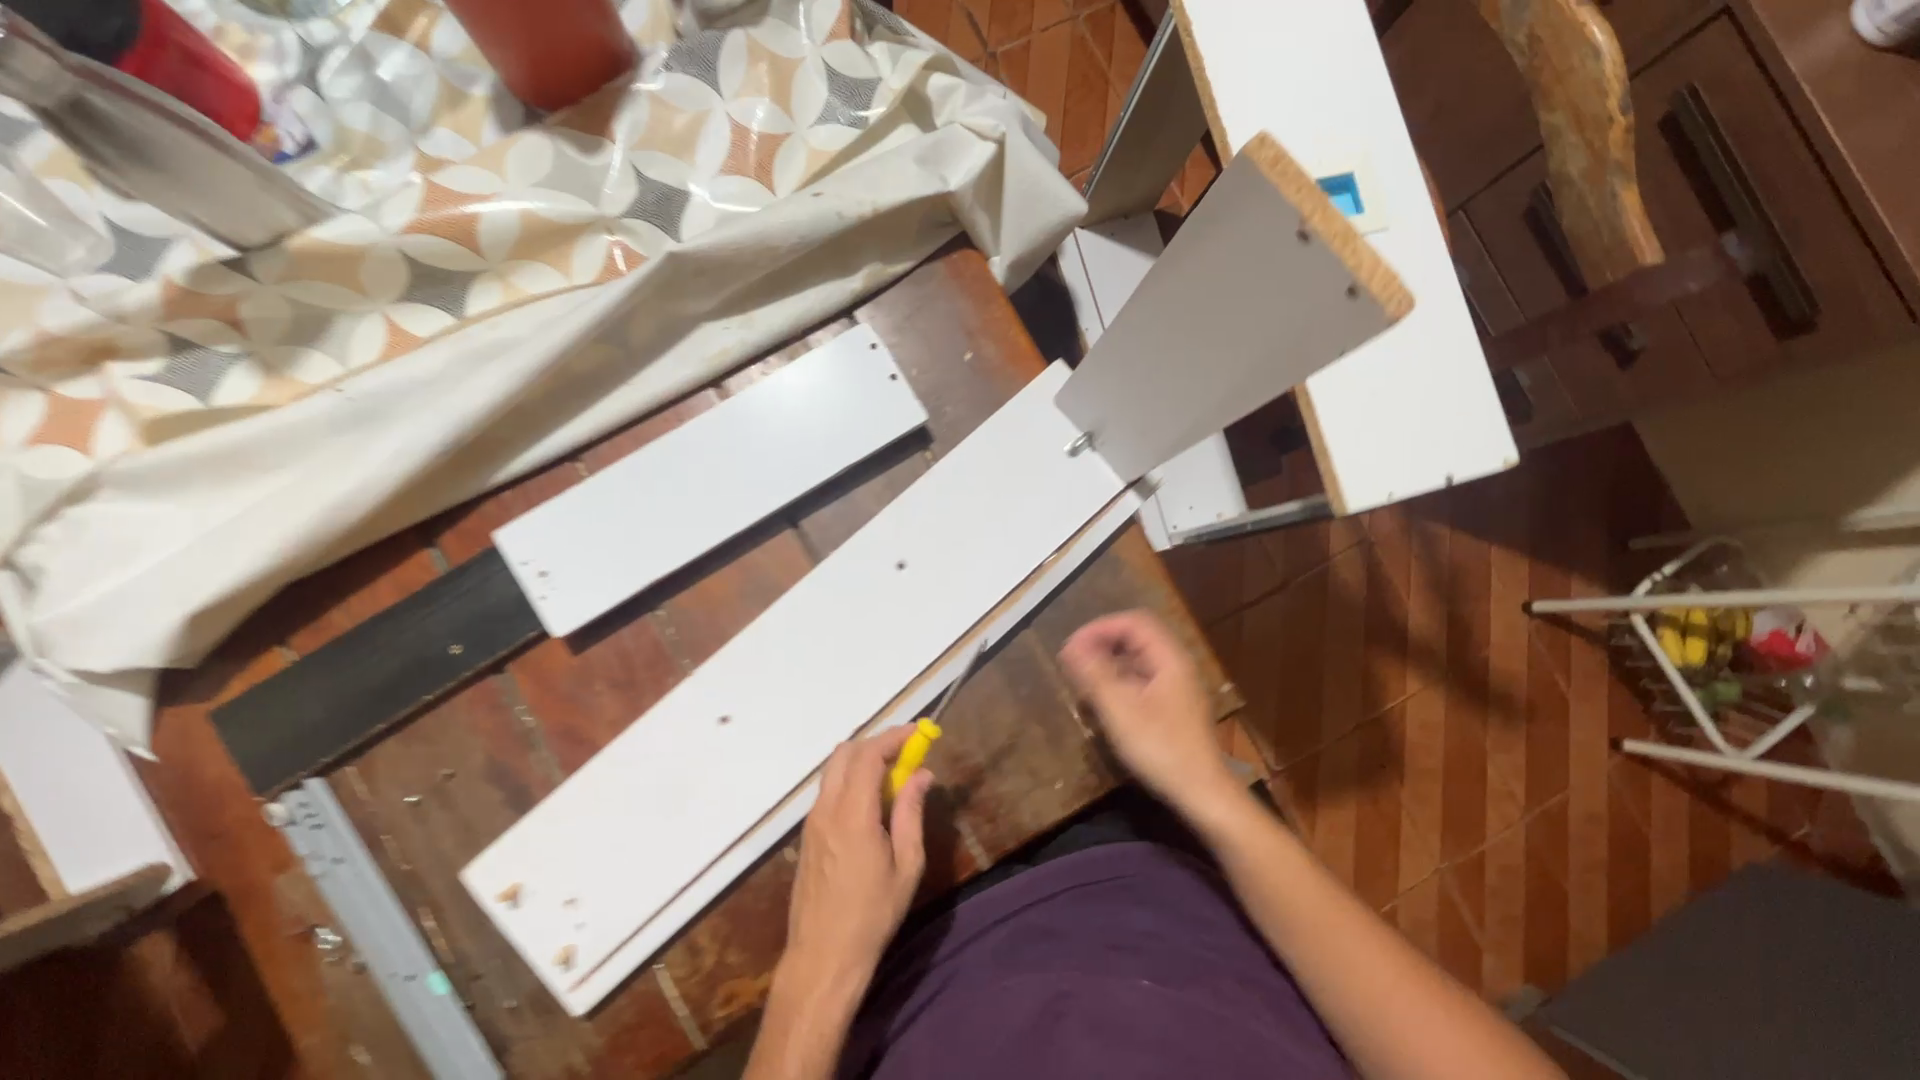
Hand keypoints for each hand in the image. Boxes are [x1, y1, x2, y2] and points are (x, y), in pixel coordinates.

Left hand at [780, 726, 933, 998]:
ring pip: (833, 771)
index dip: (894, 737)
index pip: (868, 755)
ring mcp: (812, 822)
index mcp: (852, 815)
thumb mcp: (906, 865)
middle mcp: (826, 810)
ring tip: (894, 779)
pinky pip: (829, 792)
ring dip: (863, 762)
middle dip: (877, 744)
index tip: (919, 733)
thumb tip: (922, 775)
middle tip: (907, 753)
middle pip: (845, 754)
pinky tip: (873, 804)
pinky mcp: (808, 836)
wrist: (823, 955)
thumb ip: (911, 813)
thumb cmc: (873, 915)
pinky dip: (851, 782)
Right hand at [1059, 611, 1237, 815]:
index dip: (1100, 627)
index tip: (1073, 645)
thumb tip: (1070, 645)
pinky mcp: (1172, 710)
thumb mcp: (1121, 710)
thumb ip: (1095, 675)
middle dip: (1102, 644)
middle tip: (1073, 661)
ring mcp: (1176, 689)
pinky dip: (1119, 684)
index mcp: (1170, 660)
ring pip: (1138, 662)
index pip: (1134, 622)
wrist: (1201, 793)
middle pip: (1137, 639)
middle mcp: (1176, 668)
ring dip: (1109, 664)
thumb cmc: (1161, 749)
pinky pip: (1141, 682)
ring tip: (1082, 680)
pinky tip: (1102, 703)